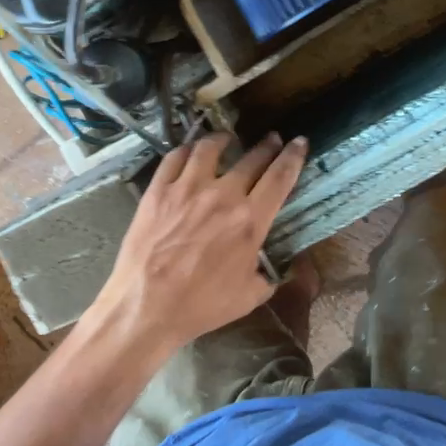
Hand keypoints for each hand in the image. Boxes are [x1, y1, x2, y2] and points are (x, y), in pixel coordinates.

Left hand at [85, 132, 306, 355]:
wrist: (146, 306)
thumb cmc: (201, 306)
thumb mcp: (249, 297)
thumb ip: (267, 276)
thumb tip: (273, 268)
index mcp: (250, 220)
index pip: (280, 177)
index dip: (293, 156)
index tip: (299, 142)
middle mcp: (222, 196)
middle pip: (251, 159)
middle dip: (266, 146)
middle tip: (271, 139)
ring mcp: (187, 188)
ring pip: (210, 148)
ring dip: (224, 140)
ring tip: (228, 139)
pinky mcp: (158, 190)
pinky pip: (175, 158)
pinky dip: (187, 150)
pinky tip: (190, 151)